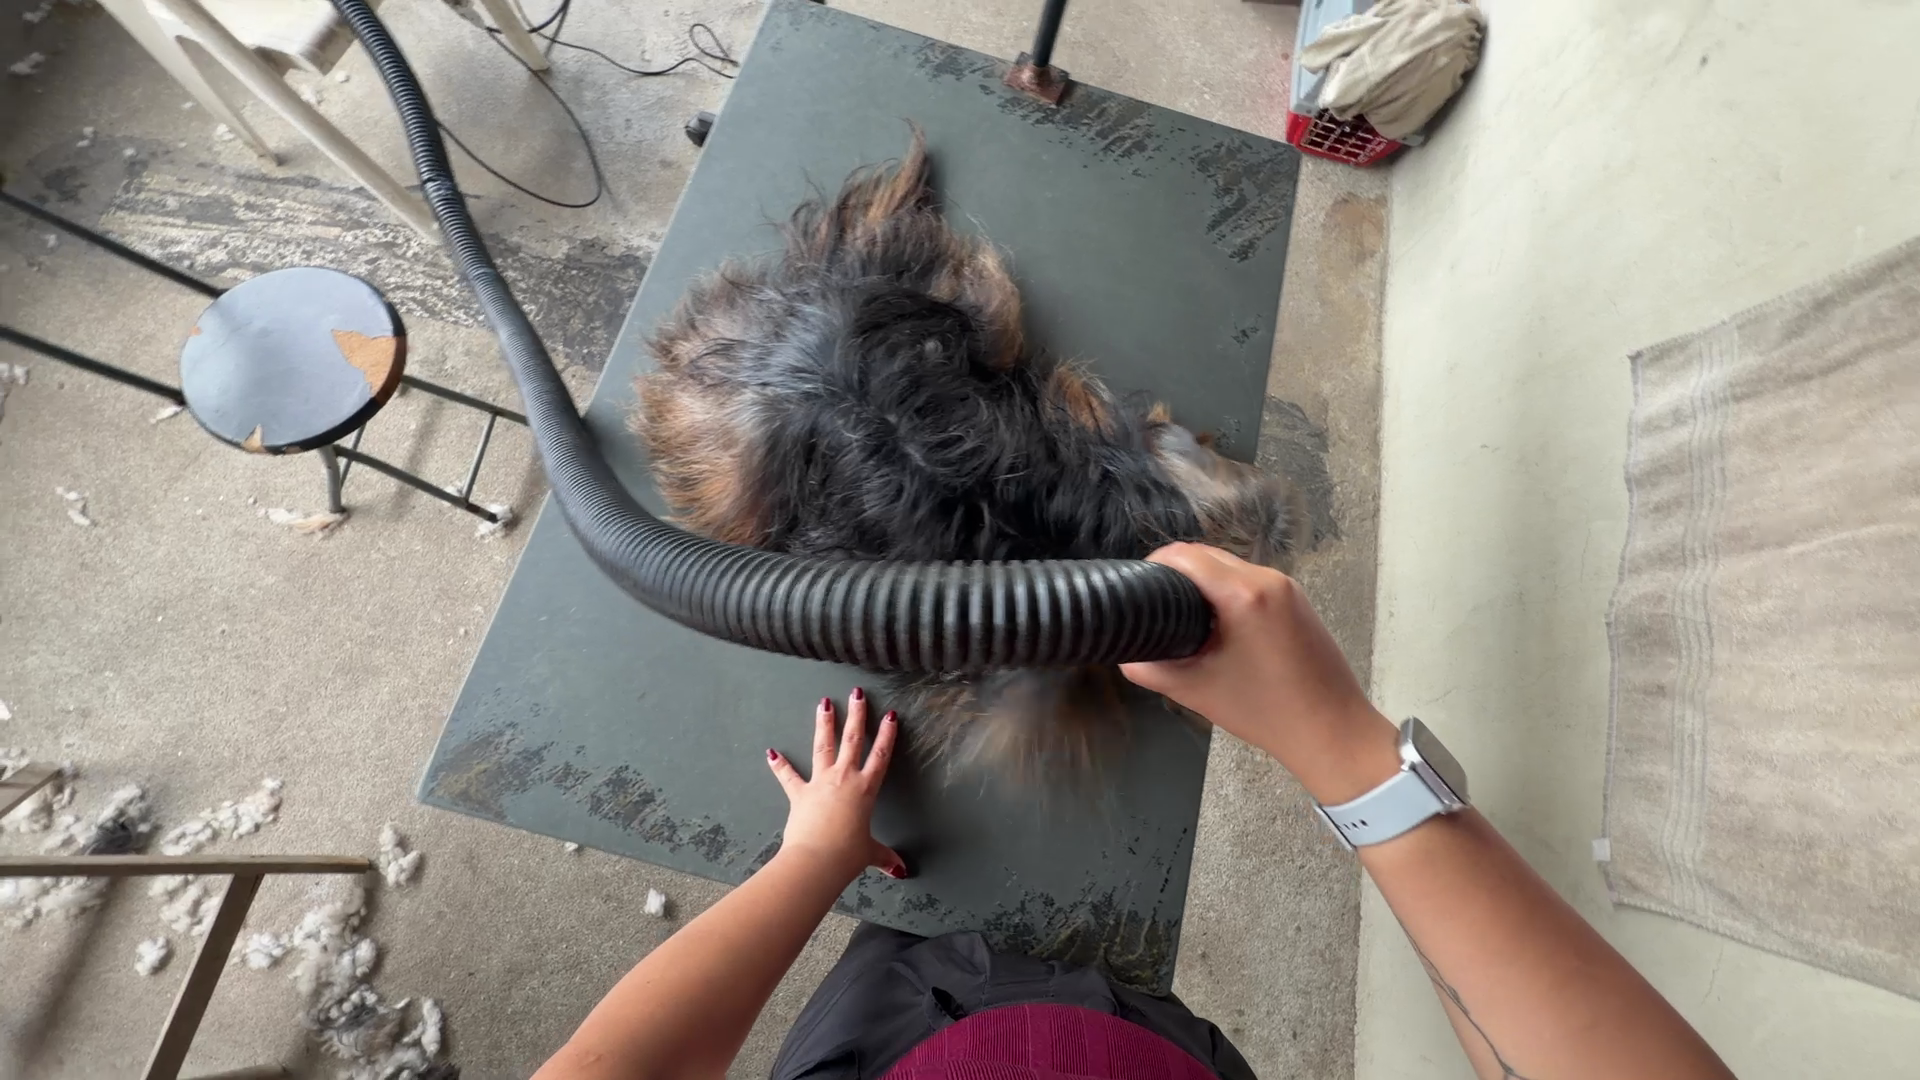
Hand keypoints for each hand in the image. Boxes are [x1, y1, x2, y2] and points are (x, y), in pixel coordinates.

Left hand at [766, 689, 907, 882]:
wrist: (816, 861)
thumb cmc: (847, 855)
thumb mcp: (869, 853)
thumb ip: (884, 856)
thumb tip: (900, 870)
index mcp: (866, 788)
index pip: (880, 755)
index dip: (886, 735)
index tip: (889, 715)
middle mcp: (844, 778)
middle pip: (852, 740)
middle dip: (856, 715)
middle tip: (856, 694)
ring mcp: (820, 783)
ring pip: (823, 746)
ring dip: (824, 724)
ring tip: (824, 703)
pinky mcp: (800, 794)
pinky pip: (788, 777)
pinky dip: (779, 765)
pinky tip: (771, 752)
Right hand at [1121, 543, 1399, 803]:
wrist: (1333, 732)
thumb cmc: (1265, 712)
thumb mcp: (1194, 690)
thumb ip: (1149, 667)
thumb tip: (1126, 654)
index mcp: (1243, 595)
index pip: (1185, 556)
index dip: (1154, 564)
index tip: (1138, 586)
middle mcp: (1268, 580)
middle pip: (1207, 555)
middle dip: (1176, 572)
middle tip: (1154, 603)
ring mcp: (1288, 588)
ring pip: (1229, 566)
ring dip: (1202, 581)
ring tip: (1181, 615)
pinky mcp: (1297, 601)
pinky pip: (1250, 581)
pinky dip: (1226, 591)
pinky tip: (1215, 623)